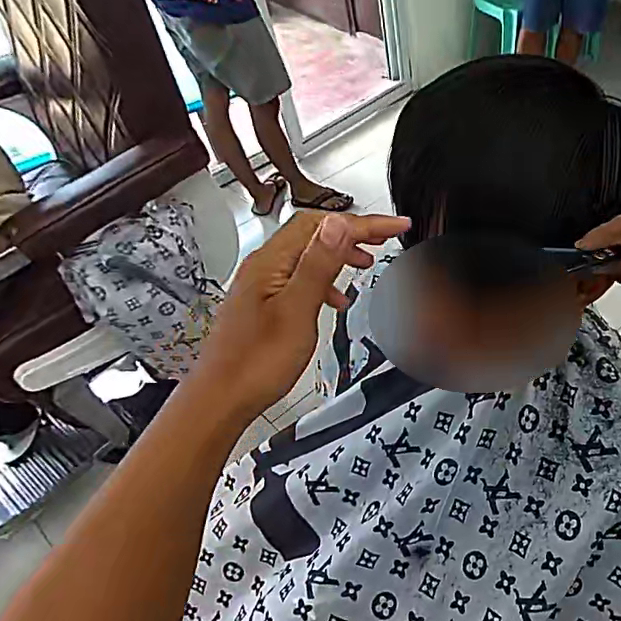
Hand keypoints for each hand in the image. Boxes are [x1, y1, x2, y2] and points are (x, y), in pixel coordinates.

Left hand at [189, 211, 409, 419]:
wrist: (224, 397)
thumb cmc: (255, 363)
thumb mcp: (297, 310)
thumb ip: (319, 265)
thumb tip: (337, 225)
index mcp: (271, 263)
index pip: (323, 225)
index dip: (364, 223)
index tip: (396, 225)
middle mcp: (264, 268)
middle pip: (314, 234)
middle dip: (354, 231)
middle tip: (387, 236)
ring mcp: (263, 285)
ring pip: (309, 255)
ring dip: (341, 253)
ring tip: (367, 261)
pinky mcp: (266, 303)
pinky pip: (301, 277)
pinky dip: (327, 278)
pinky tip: (337, 297)